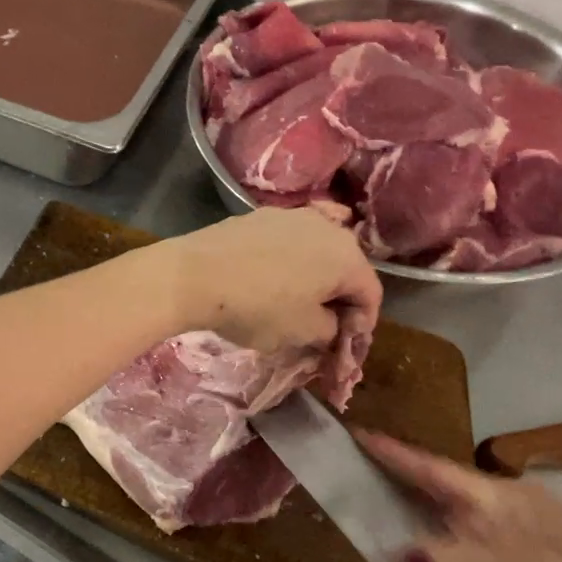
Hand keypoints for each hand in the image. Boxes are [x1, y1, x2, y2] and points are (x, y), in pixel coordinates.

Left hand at [157, 208, 381, 352]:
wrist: (191, 275)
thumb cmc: (256, 307)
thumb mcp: (302, 332)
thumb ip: (330, 330)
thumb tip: (330, 324)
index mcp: (347, 256)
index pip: (370, 293)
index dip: (362, 323)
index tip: (343, 345)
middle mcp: (327, 227)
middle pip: (346, 266)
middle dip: (339, 296)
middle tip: (322, 324)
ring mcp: (290, 216)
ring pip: (316, 248)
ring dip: (314, 274)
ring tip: (298, 298)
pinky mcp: (257, 216)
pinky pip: (286, 239)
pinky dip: (288, 257)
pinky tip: (275, 271)